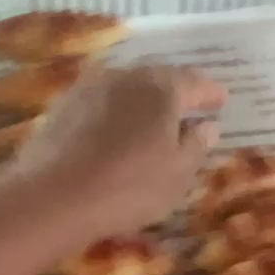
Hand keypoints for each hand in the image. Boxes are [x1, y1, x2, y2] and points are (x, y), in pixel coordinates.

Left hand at [12, 65, 226, 238]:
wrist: (53, 196)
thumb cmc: (129, 188)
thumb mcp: (177, 175)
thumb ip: (196, 146)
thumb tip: (208, 126)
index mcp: (162, 89)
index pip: (194, 82)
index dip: (210, 93)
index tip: (221, 100)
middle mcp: (126, 77)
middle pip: (158, 79)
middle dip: (175, 92)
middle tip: (187, 108)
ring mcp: (90, 88)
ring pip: (126, 88)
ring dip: (141, 101)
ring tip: (150, 121)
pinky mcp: (62, 106)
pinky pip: (99, 103)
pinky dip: (114, 113)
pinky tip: (114, 131)